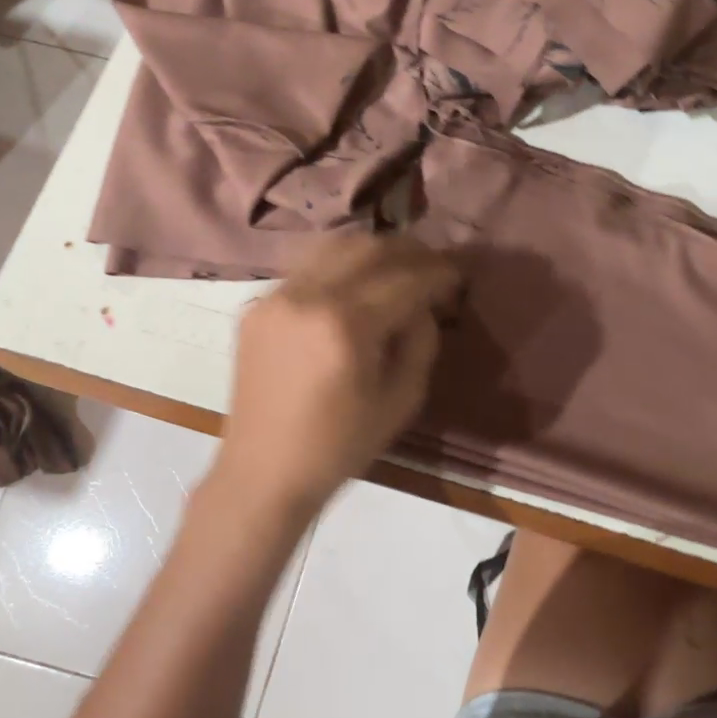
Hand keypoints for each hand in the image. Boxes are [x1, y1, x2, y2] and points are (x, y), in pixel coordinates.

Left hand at [219, 234, 458, 508]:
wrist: (264, 471)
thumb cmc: (341, 445)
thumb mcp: (403, 399)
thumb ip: (421, 340)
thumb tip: (423, 303)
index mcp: (346, 325)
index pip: (405, 277)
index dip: (439, 271)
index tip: (459, 274)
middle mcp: (308, 296)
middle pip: (369, 247)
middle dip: (409, 251)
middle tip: (432, 266)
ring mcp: (276, 296)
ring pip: (334, 246)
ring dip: (373, 251)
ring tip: (397, 268)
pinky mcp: (257, 305)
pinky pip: (307, 268)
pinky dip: (339, 267)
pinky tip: (355, 287)